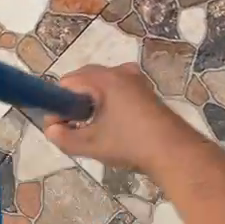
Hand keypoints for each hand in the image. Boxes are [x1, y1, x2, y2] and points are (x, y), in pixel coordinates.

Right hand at [43, 64, 205, 172]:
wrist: (173, 152)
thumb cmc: (130, 145)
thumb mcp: (91, 145)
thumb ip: (63, 137)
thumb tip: (51, 128)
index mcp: (104, 79)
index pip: (67, 82)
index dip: (59, 104)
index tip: (62, 125)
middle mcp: (120, 71)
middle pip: (84, 80)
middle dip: (75, 103)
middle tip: (77, 129)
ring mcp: (135, 79)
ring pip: (101, 85)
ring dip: (92, 104)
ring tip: (96, 130)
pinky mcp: (145, 90)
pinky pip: (116, 90)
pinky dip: (108, 103)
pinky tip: (114, 126)